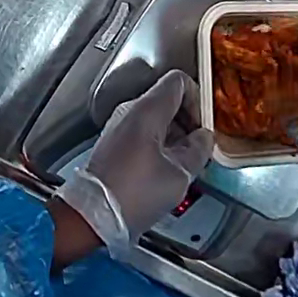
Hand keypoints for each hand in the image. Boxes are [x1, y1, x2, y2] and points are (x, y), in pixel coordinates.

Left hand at [54, 69, 213, 258]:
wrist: (92, 215)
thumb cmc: (134, 193)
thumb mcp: (179, 174)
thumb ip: (198, 150)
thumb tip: (205, 138)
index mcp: (147, 110)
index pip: (178, 81)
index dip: (197, 99)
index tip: (203, 126)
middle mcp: (130, 110)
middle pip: (167, 98)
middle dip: (188, 120)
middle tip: (199, 148)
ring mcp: (119, 125)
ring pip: (156, 116)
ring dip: (175, 134)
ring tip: (184, 163)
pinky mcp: (114, 141)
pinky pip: (143, 131)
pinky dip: (159, 143)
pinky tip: (165, 169)